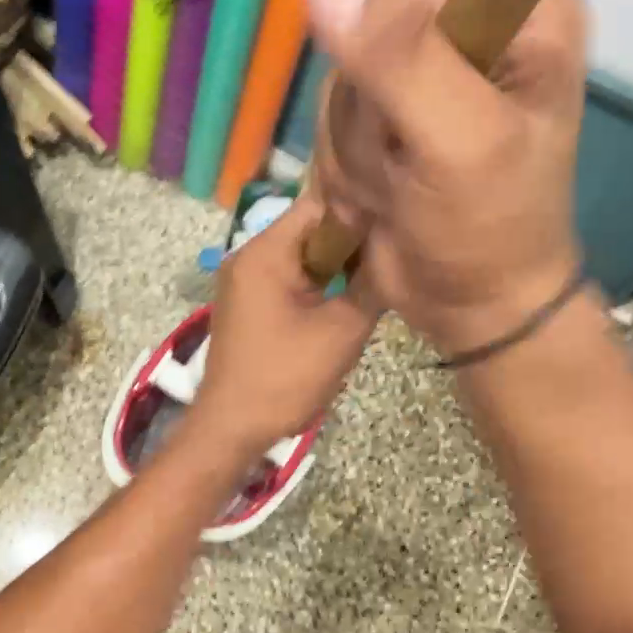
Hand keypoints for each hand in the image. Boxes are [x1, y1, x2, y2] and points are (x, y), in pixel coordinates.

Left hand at [187, 201, 380, 453]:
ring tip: (376, 281)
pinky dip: (319, 288)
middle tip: (394, 257)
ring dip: (339, 269)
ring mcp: (245, 283)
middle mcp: (248, 257)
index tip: (400, 223)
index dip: (363, 209)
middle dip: (353, 243)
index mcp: (264, 252)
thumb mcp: (342, 329)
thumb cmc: (285, 378)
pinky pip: (291, 281)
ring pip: (304, 258)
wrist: (231, 428)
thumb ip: (371, 281)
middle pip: (312, 230)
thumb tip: (397, 246)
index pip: (320, 204)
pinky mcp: (248, 306)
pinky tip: (346, 305)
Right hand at [305, 0, 589, 355]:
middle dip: (368, 120)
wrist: (473, 305)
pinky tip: (378, 196)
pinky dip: (343, 171)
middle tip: (403, 169)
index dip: (383, 57)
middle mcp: (472, 29)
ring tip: (395, 189)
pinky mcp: (388, 118)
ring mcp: (423, 76)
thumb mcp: (461, 143)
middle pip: (362, 40)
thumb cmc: (487, 229)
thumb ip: (403, 61)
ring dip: (354, 153)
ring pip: (338, 87)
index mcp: (520, 10)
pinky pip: (328, 122)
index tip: (407, 123)